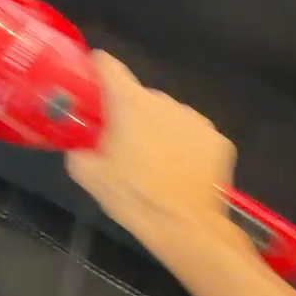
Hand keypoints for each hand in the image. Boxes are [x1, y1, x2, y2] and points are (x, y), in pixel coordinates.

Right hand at [66, 51, 247, 256]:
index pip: (108, 66)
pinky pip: (191, 134)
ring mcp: (195, 120)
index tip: (90, 79)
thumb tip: (78, 146)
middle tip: (121, 142)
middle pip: (139, 96)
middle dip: (128, 113)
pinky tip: (178, 170)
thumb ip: (78, 149)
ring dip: (157, 128)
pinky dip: (183, 145)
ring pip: (167, 115)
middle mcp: (164, 102)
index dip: (97, 69)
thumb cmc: (133, 197)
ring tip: (153, 161)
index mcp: (129, 104)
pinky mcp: (218, 140)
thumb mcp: (89, 176)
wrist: (186, 229)